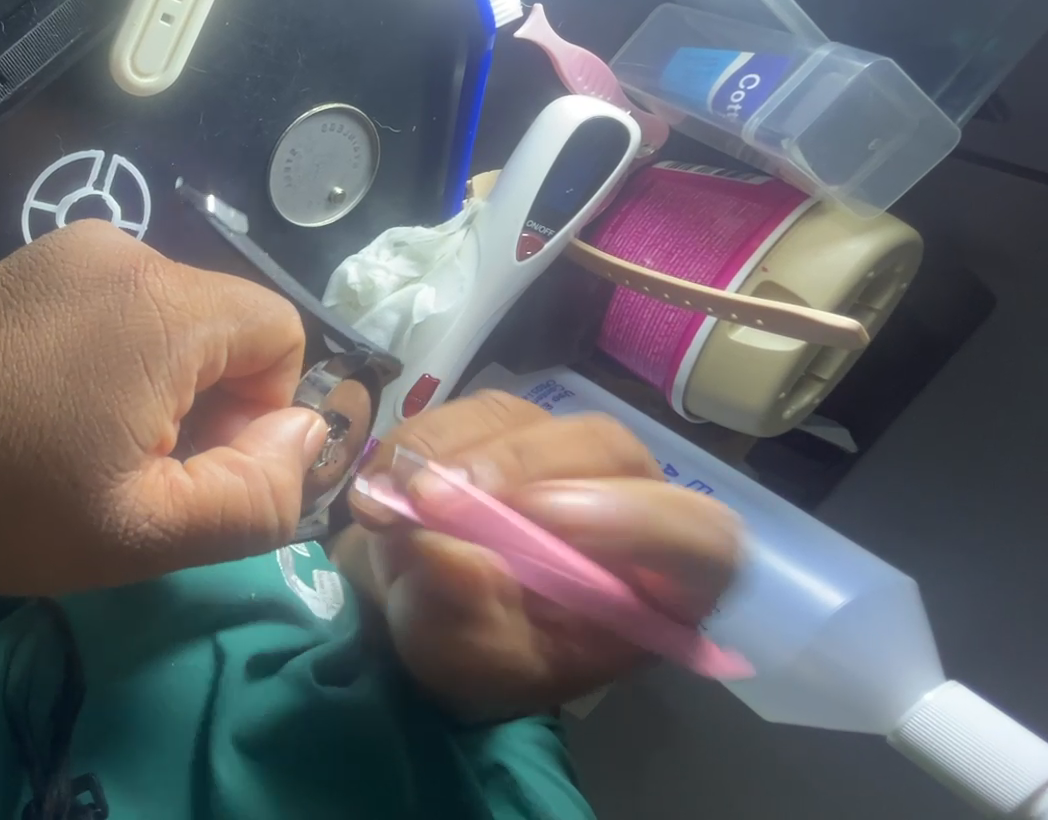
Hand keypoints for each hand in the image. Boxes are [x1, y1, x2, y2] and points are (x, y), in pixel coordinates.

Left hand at [0, 220, 327, 594]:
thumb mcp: (143, 533)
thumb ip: (255, 493)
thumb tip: (307, 430)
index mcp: (160, 305)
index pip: (280, 329)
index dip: (260, 407)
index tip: (192, 460)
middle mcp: (121, 249)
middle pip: (222, 321)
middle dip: (208, 394)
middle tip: (133, 459)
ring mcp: (67, 246)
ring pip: (169, 312)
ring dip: (158, 375)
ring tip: (85, 430)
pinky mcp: (28, 259)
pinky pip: (113, 299)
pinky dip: (112, 348)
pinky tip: (51, 396)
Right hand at [333, 392, 740, 722]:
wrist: (416, 605)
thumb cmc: (465, 649)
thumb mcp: (468, 661)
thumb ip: (466, 614)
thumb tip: (445, 550)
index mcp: (657, 582)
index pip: (694, 534)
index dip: (628, 517)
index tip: (534, 521)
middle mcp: (620, 498)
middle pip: (600, 447)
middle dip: (509, 465)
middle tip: (427, 499)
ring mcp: (553, 453)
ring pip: (518, 417)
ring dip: (442, 450)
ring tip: (385, 500)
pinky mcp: (494, 427)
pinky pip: (457, 411)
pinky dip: (408, 444)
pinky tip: (378, 485)